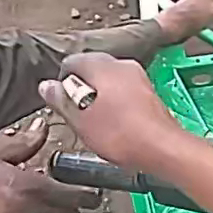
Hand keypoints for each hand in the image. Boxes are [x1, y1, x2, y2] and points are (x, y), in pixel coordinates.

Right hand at [37, 52, 192, 174]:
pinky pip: (127, 93)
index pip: (71, 63)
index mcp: (102, 64)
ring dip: (101, 99)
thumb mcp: (81, 122)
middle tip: (80, 117)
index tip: (64, 105)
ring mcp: (141, 78)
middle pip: (92, 70)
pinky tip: (119, 126)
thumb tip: (47, 86)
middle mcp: (123, 64)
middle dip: (82, 90)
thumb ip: (61, 101)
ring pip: (111, 82)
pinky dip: (119, 105)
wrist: (165, 149)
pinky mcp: (152, 94)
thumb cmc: (121, 135)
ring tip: (99, 124)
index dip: (62, 84)